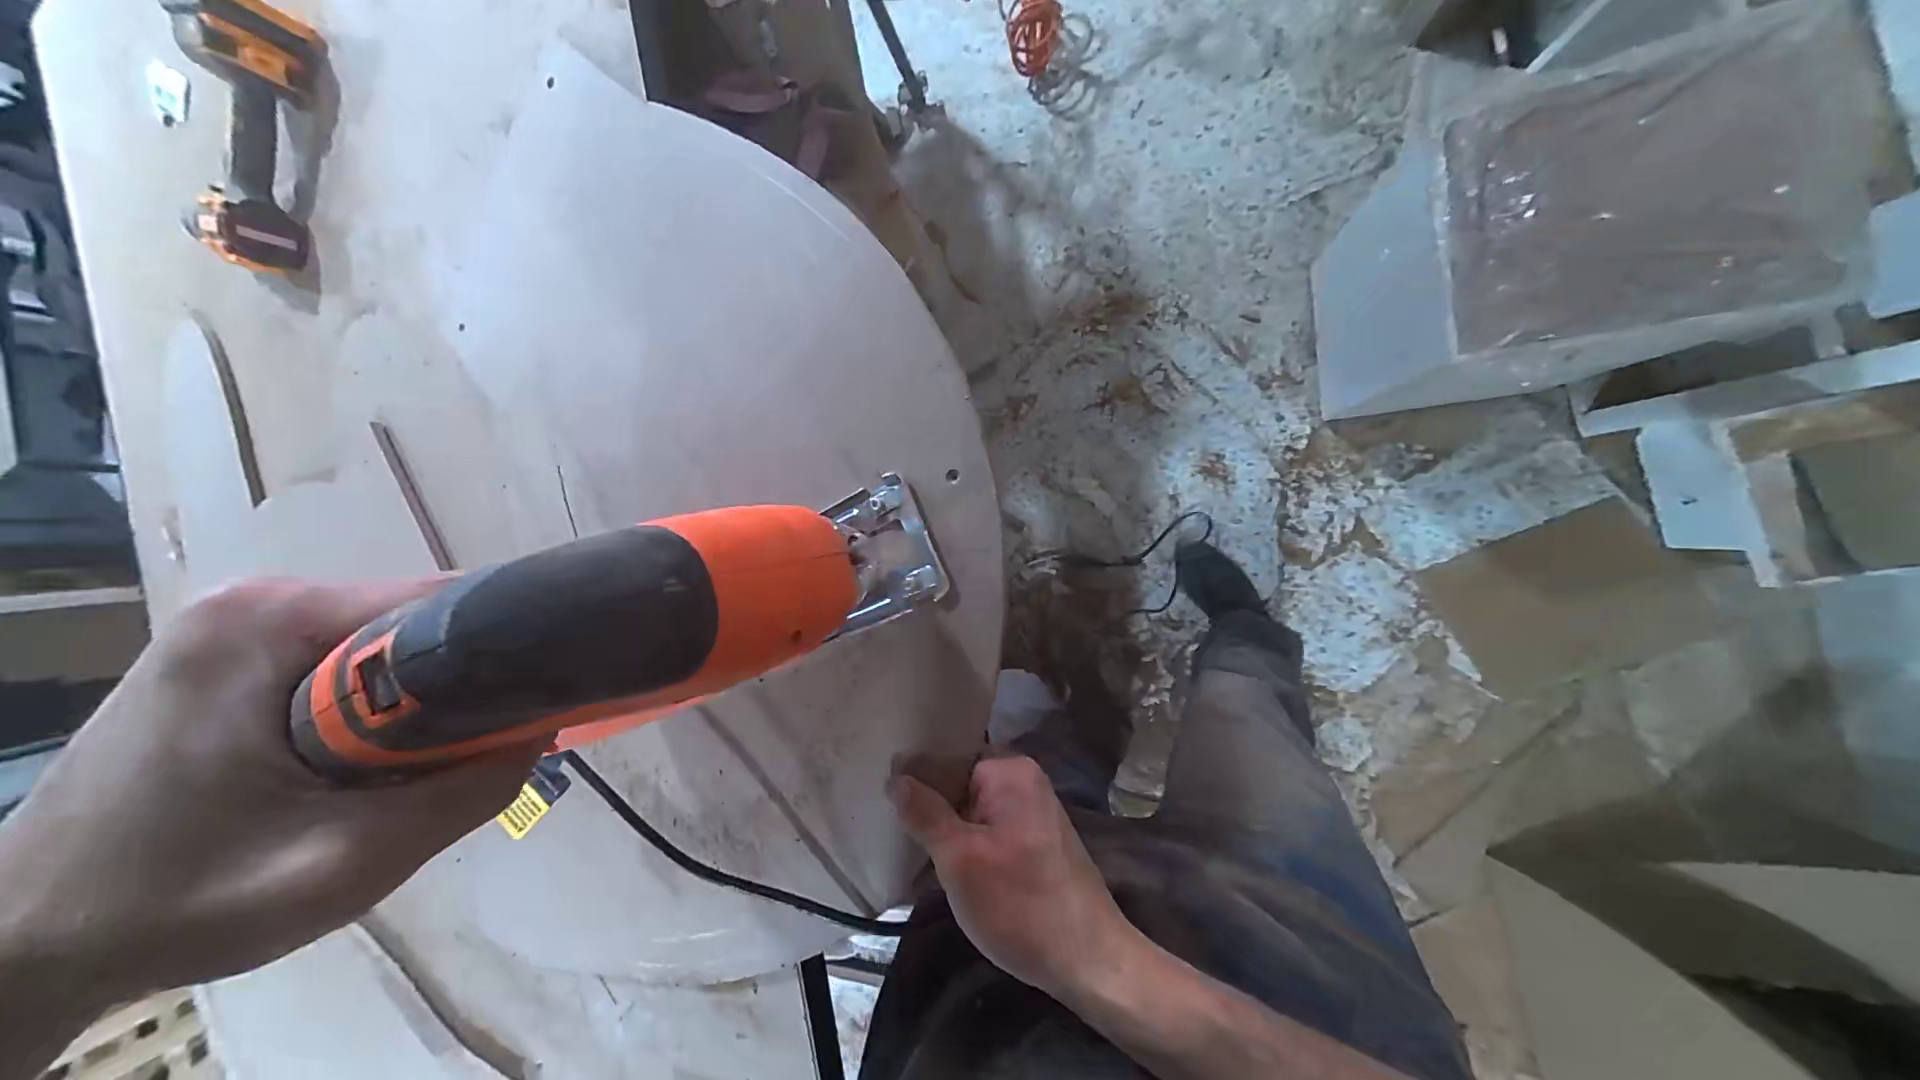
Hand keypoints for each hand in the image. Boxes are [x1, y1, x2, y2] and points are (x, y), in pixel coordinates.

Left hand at [0, 580, 542, 1009]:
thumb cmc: (177, 900)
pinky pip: (353, 662)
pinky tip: (368, 760)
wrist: (18, 946)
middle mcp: (258, 601)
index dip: (506, 650)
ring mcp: (241, 624)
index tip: (538, 704)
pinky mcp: (235, 652)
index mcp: (271, 620)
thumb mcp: (347, 862)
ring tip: (415, 767)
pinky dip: (384, 705)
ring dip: (425, 701)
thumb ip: (466, 792)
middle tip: (467, 757)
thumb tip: (542, 732)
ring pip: (393, 646)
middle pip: (422, 622)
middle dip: (461, 686)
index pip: (445, 603)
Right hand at [893, 754, 1135, 998]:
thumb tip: (895, 778)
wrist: (1089, 961)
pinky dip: (967, 845)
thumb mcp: (959, 859)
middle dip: (929, 807)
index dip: (915, 777)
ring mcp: (1033, 812)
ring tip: (910, 849)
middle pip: (960, 783)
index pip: (948, 756)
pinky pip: (989, 830)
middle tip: (892, 829)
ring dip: (946, 831)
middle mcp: (1025, 781)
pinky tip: (943, 867)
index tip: (882, 797)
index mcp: (1010, 770)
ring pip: (972, 811)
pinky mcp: (1036, 842)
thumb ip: (925, 814)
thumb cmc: (1020, 904)